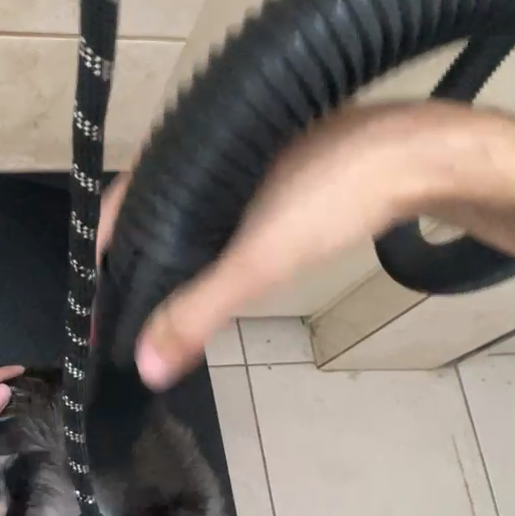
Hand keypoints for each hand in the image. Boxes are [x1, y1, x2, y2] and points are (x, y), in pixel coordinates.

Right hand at [100, 102, 514, 387]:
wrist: (413, 156)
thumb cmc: (330, 197)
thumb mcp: (257, 261)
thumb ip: (197, 313)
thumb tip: (146, 366)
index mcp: (178, 160)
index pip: (112, 214)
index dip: (100, 266)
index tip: (101, 314)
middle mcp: (195, 149)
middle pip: (140, 215)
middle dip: (130, 265)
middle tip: (129, 316)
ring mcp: (229, 154)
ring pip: (177, 211)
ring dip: (166, 254)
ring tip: (163, 302)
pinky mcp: (261, 162)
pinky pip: (211, 207)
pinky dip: (202, 240)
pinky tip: (213, 266)